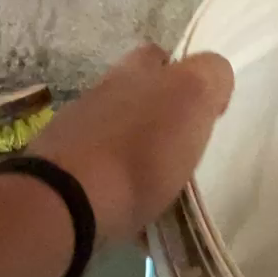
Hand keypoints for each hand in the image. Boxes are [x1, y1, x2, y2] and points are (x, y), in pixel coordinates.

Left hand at [26, 44, 233, 244]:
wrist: (67, 205)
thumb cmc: (139, 148)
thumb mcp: (192, 96)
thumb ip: (210, 76)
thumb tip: (212, 79)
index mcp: (132, 73)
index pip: (158, 56)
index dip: (183, 73)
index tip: (204, 107)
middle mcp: (100, 97)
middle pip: (137, 98)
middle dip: (160, 117)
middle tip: (188, 147)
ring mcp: (77, 138)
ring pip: (119, 139)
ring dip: (140, 156)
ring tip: (166, 188)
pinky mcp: (65, 180)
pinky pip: (105, 183)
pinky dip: (123, 195)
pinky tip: (141, 220)